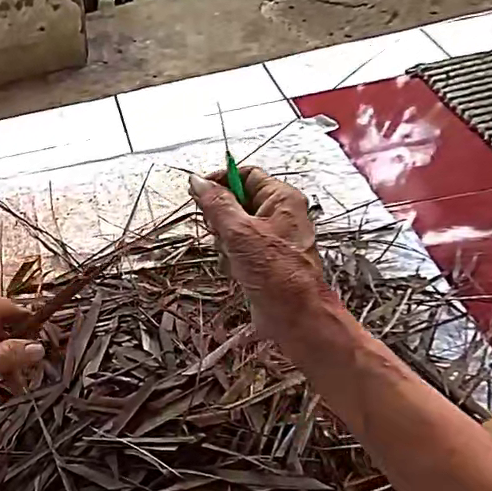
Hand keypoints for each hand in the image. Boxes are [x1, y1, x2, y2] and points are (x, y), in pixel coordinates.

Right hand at [188, 166, 331, 341]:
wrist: (294, 315)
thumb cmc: (276, 273)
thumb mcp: (239, 232)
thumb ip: (216, 204)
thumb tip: (197, 181)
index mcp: (281, 199)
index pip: (245, 175)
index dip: (220, 181)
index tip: (198, 192)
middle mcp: (279, 215)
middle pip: (236, 202)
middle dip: (220, 218)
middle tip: (220, 232)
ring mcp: (271, 238)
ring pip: (233, 227)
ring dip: (224, 241)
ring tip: (232, 255)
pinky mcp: (264, 259)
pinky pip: (238, 248)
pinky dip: (231, 256)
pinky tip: (236, 268)